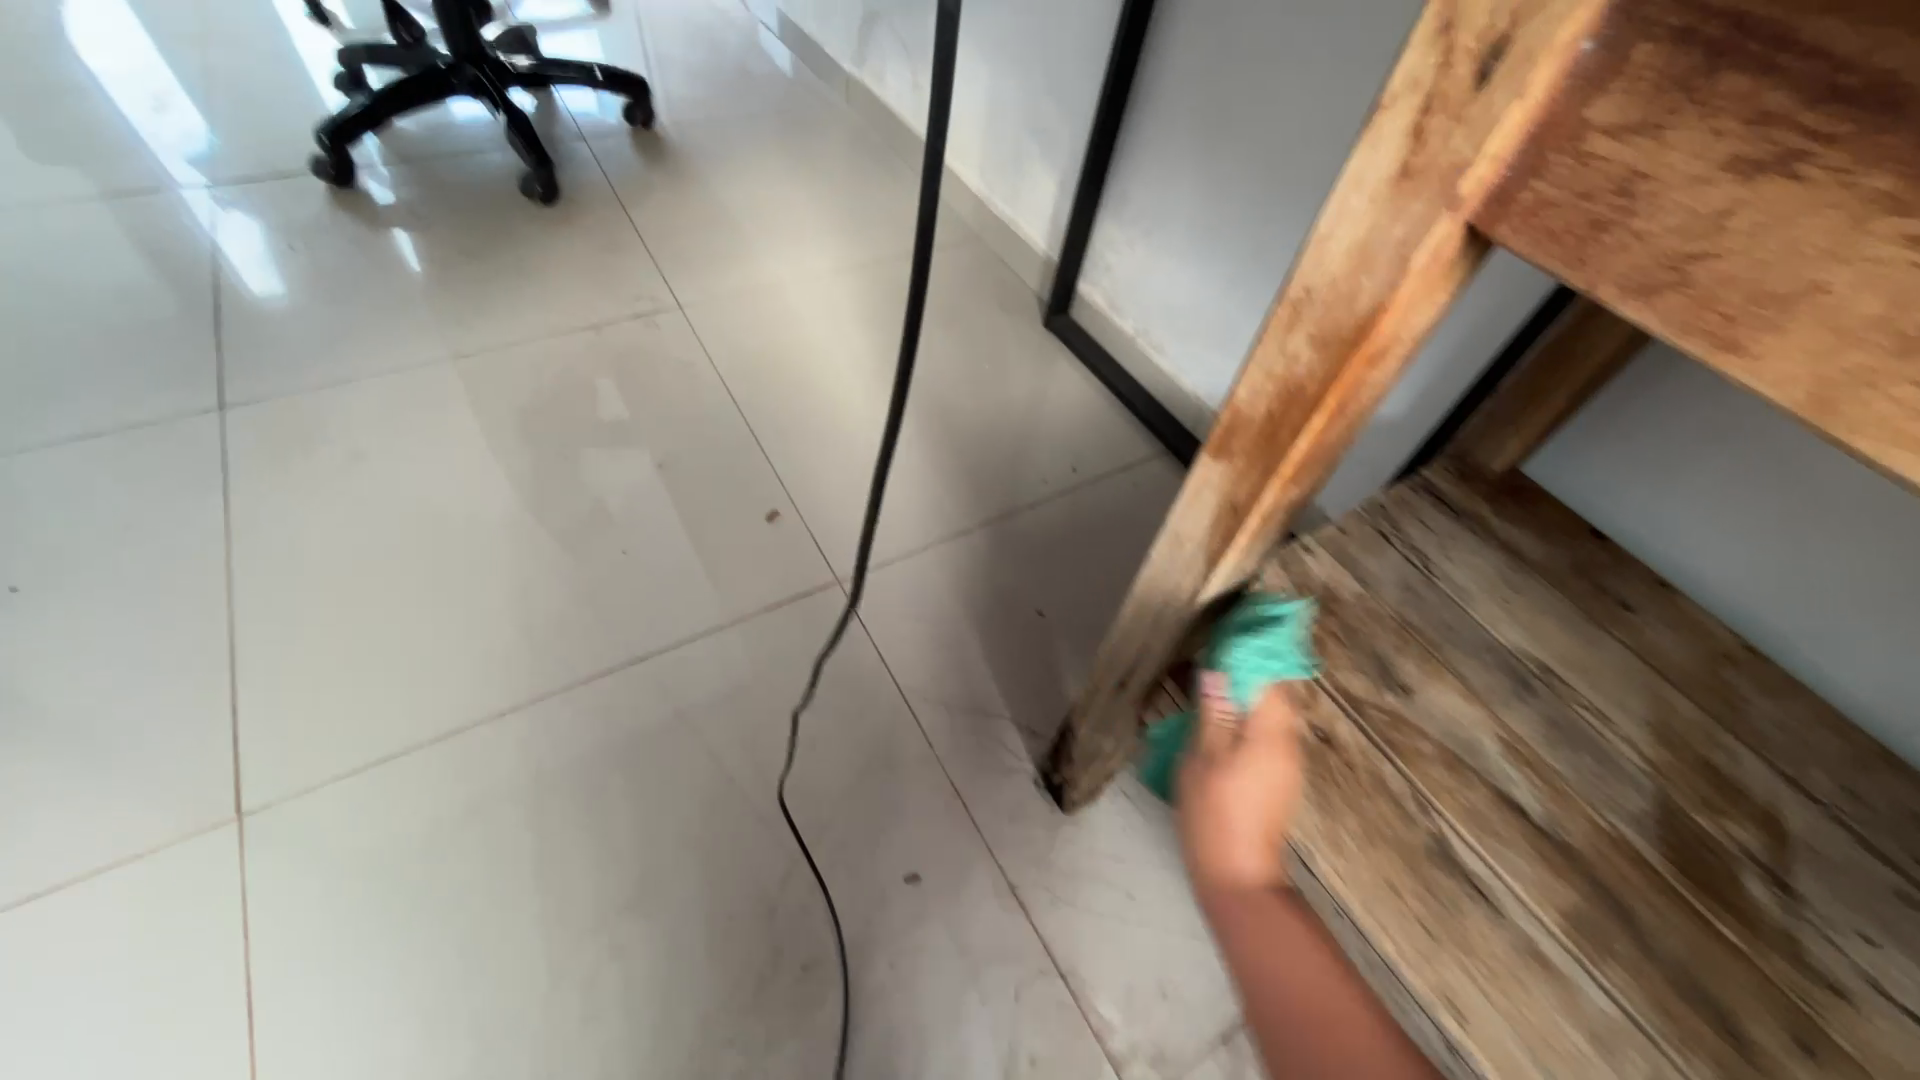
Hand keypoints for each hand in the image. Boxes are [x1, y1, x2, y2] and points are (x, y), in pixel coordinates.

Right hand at [1177, 671, 1304, 900]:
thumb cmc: (1214, 812)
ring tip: (1216, 684)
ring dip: (1251, 695)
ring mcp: (1289, 763)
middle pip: (1278, 693)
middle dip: (1252, 671)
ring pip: (1274, 714)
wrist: (1238, 873)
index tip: (1230, 634)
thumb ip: (1213, 713)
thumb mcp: (1201, 758)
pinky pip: (1270, 733)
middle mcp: (1289, 742)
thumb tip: (1219, 672)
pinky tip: (1225, 722)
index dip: (1253, 652)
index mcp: (1271, 732)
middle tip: (1218, 656)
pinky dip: (1252, 718)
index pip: (1271, 676)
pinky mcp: (1281, 779)